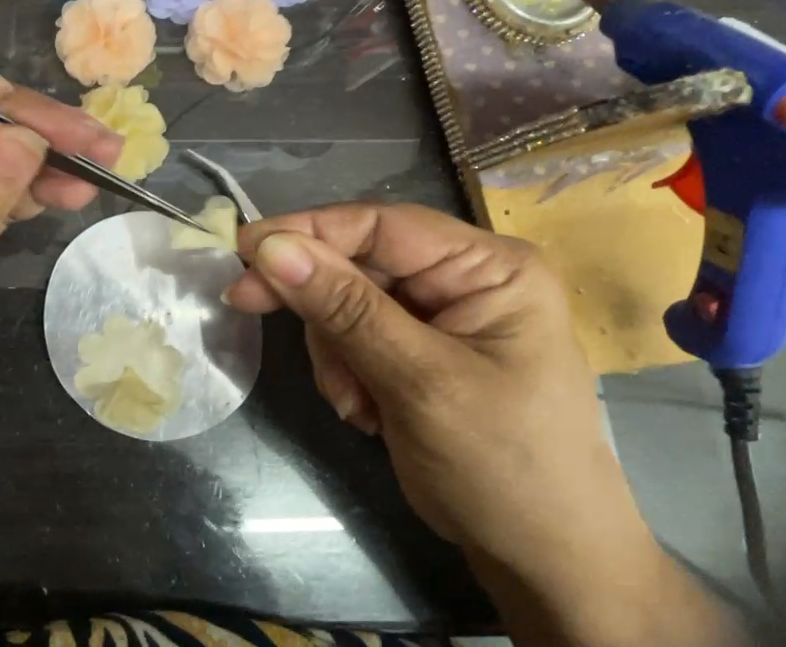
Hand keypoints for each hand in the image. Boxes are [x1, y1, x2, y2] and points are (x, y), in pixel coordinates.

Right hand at [222, 204, 659, 599]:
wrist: (542, 560)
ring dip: (332, 349)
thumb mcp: (420, 382)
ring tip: (355, 403)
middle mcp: (465, 277)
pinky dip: (343, 369)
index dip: (308, 231)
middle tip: (248, 307)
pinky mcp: (417, 348)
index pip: (382, 225)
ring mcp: (441, 314)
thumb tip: (268, 246)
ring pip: (344, 298)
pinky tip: (365, 411)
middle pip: (357, 260)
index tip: (243, 250)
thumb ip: (344, 308)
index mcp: (490, 267)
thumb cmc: (503, 466)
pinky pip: (351, 333)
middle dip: (318, 304)